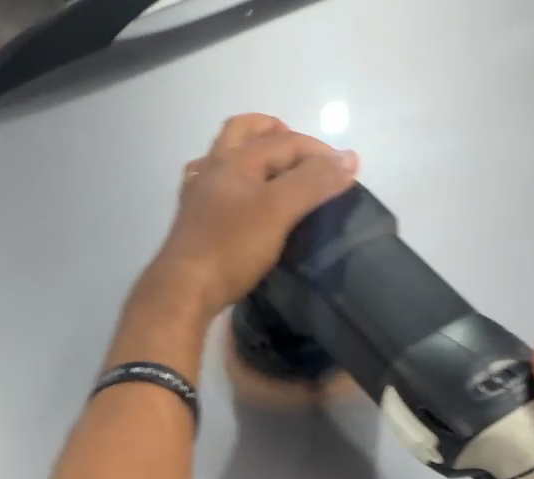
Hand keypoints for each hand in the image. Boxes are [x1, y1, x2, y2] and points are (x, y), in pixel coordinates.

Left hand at [140, 114, 358, 318]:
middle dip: (274, 133)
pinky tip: (237, 201)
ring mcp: (197, 195)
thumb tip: (349, 159)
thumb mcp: (278, 211)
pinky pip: (212, 190)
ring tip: (273, 172)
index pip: (285, 142)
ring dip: (249, 155)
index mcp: (234, 159)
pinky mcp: (192, 223)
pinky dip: (231, 185)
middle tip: (300, 151)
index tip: (348, 171)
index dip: (320, 152)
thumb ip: (314, 182)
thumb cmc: (231, 248)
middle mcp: (212, 168)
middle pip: (243, 132)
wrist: (183, 291)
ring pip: (223, 159)